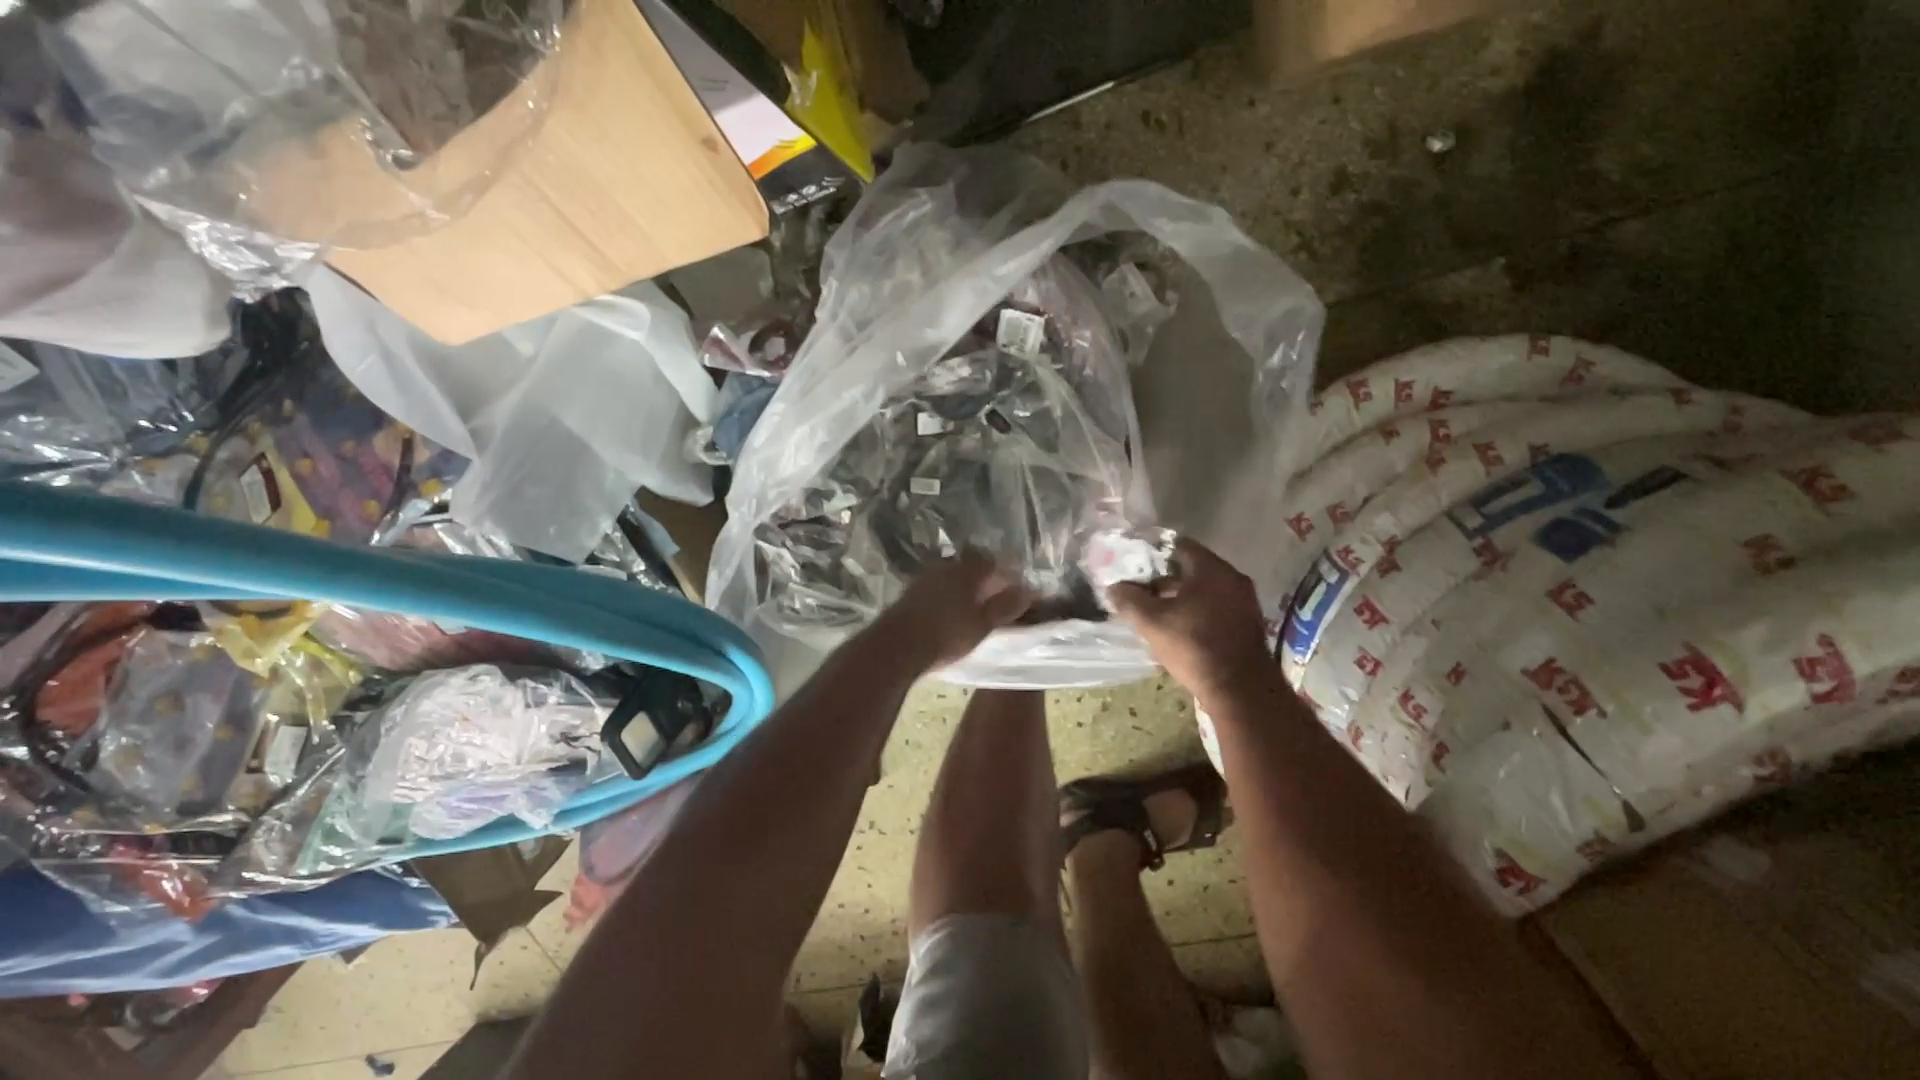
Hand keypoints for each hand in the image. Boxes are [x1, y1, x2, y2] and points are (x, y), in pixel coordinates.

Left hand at [873, 551, 1033, 669]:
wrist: (896, 647)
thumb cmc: (946, 634)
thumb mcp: (982, 624)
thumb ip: (1005, 606)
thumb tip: (1028, 589)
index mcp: (966, 571)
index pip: (989, 559)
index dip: (1004, 571)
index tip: (1014, 587)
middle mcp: (944, 568)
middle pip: (969, 565)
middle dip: (983, 578)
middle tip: (995, 598)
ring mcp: (923, 579)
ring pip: (950, 576)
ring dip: (963, 588)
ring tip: (973, 609)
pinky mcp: (909, 595)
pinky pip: (935, 588)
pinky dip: (947, 597)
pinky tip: (949, 614)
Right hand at [1107, 538, 1273, 702]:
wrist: (1240, 688)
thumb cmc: (1194, 646)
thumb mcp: (1152, 623)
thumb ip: (1130, 600)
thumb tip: (1115, 587)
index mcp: (1211, 569)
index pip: (1180, 546)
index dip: (1154, 554)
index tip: (1136, 566)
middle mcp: (1233, 578)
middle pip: (1194, 569)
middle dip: (1166, 579)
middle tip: (1143, 592)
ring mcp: (1245, 601)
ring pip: (1207, 590)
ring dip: (1183, 597)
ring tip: (1158, 613)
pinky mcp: (1249, 623)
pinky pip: (1219, 607)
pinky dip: (1200, 612)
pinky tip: (1183, 629)